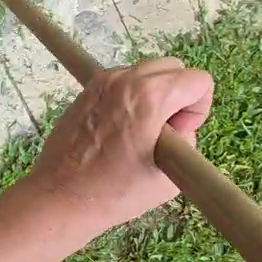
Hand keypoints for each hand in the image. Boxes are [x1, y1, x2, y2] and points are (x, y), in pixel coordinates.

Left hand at [23, 57, 213, 229]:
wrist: (62, 194)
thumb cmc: (116, 190)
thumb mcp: (170, 176)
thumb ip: (186, 141)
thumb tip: (178, 126)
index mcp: (149, 95)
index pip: (198, 80)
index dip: (198, 110)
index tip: (178, 134)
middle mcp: (123, 79)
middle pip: (172, 67)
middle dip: (178, 95)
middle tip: (164, 131)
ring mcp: (101, 82)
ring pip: (145, 72)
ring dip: (154, 94)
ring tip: (141, 131)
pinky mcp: (86, 91)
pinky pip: (121, 82)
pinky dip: (131, 97)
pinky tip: (120, 129)